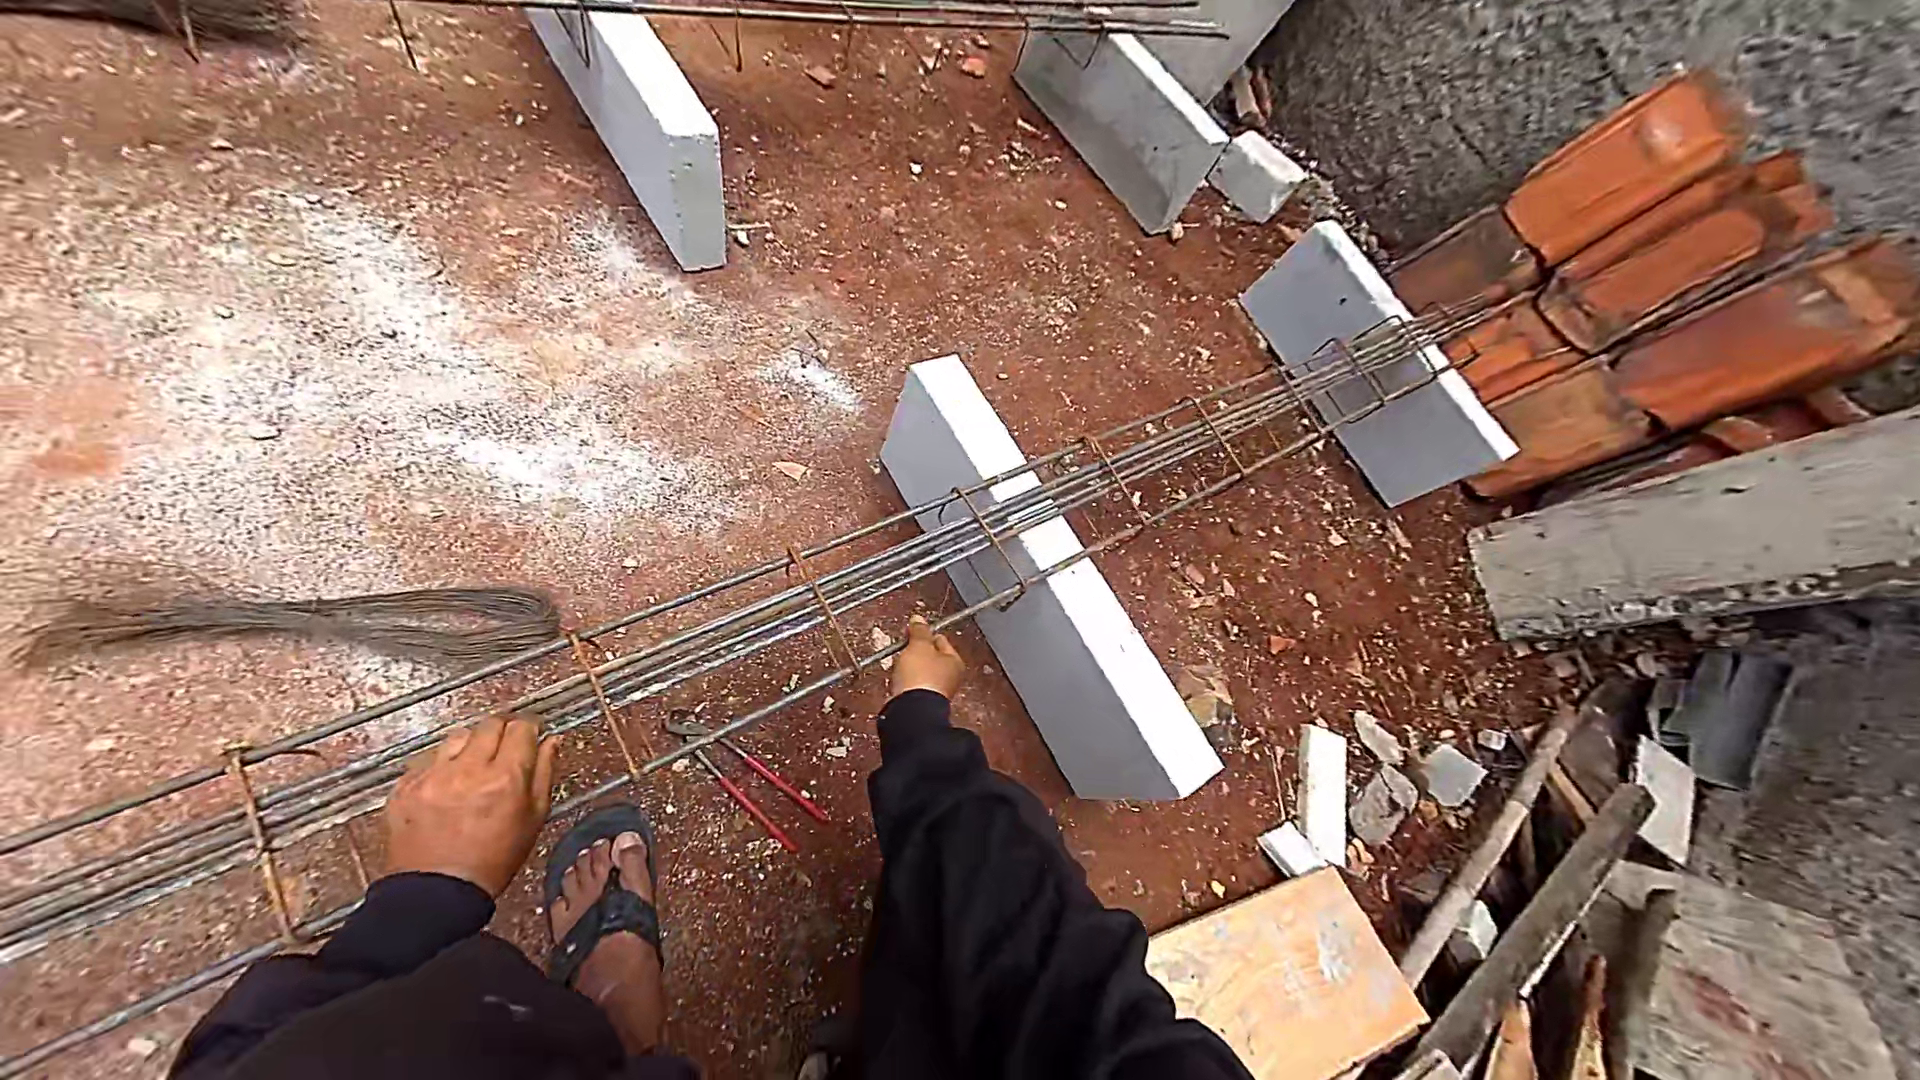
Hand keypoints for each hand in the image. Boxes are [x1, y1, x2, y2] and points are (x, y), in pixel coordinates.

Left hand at [384, 713, 558, 896]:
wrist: (436, 892)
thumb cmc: (494, 857)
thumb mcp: (535, 815)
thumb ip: (545, 771)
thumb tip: (551, 741)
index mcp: (505, 778)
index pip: (521, 728)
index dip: (530, 728)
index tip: (531, 734)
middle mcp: (468, 772)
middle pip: (489, 725)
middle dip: (502, 730)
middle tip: (506, 745)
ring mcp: (431, 779)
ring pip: (457, 737)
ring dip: (471, 744)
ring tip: (474, 764)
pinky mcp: (404, 790)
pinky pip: (428, 760)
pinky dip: (442, 765)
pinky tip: (449, 783)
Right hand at [889, 615, 963, 700]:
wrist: (911, 710)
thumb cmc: (921, 676)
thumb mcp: (919, 646)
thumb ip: (919, 631)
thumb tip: (918, 619)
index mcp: (955, 661)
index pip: (940, 640)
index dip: (924, 633)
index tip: (910, 631)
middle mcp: (949, 678)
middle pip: (931, 657)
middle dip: (916, 652)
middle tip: (904, 649)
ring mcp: (936, 691)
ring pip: (921, 672)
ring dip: (909, 668)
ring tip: (900, 666)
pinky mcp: (923, 702)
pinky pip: (913, 685)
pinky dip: (905, 682)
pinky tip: (899, 681)